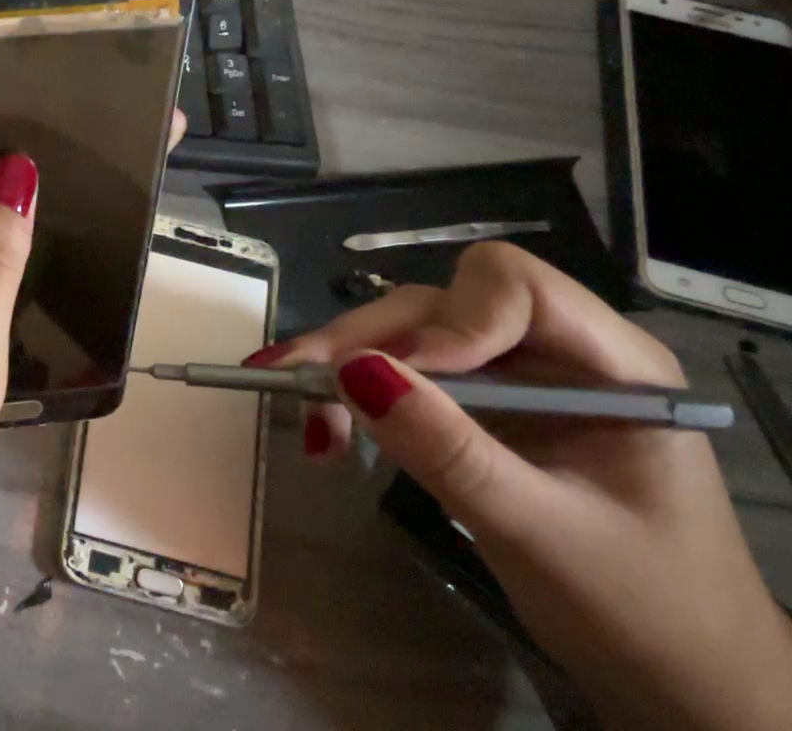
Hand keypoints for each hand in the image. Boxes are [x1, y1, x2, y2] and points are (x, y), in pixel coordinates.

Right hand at [263, 243, 791, 730]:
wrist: (673, 676)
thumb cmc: (637, 607)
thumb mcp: (537, 529)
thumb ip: (448, 448)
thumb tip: (352, 371)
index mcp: (612, 367)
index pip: (515, 288)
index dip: (447, 320)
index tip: (394, 379)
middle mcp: (557, 355)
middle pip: (441, 305)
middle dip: (365, 339)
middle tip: (291, 378)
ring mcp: (515, 381)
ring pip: (408, 336)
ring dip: (346, 366)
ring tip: (305, 417)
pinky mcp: (481, 410)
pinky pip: (403, 377)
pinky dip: (355, 396)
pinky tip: (329, 432)